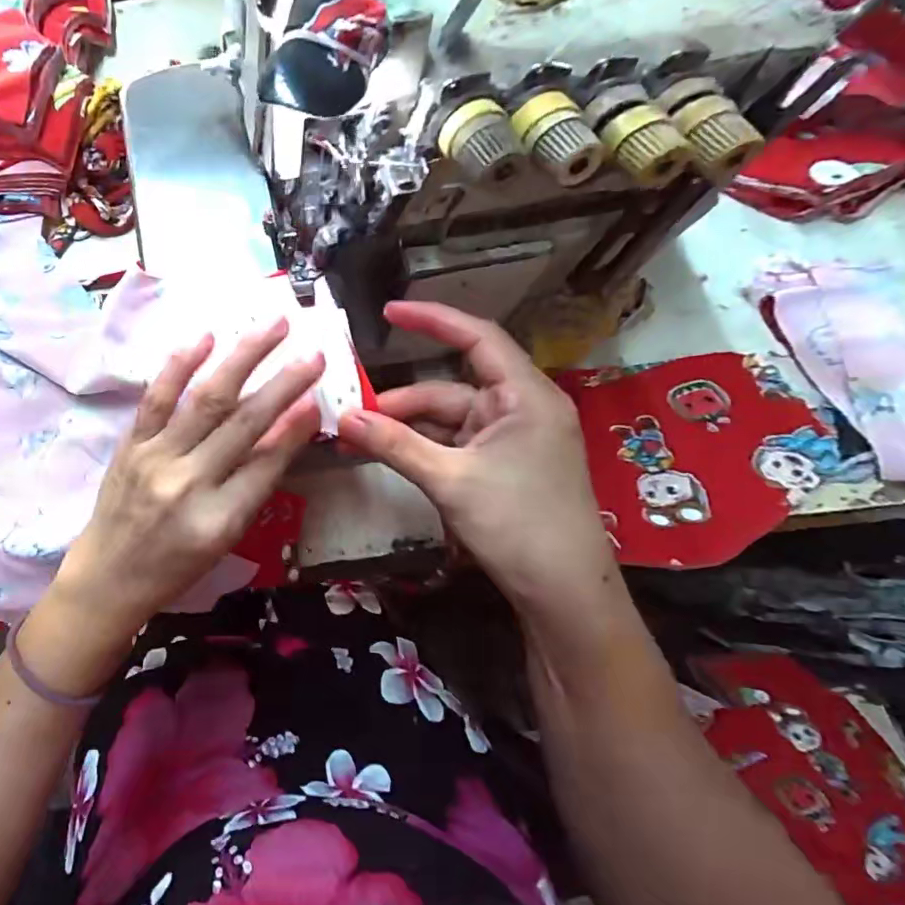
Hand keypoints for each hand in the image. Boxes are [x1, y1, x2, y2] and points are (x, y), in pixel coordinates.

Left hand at [52, 318, 324, 635]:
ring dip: (243, 359)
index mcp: (219, 519)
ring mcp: (154, 460)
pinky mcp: (130, 445)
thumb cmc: (175, 566)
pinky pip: (156, 399)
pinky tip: (205, 339)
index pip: (267, 462)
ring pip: (206, 400)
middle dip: (284, 384)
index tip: (319, 395)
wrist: (109, 576)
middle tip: (314, 352)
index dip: (297, 427)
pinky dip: (180, 366)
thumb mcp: (225, 539)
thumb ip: (253, 486)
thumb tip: (287, 432)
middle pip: (244, 423)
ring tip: (271, 327)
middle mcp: (188, 484)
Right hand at [337, 301, 618, 620]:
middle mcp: (518, 410)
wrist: (562, 592)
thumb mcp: (449, 480)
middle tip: (347, 418)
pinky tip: (384, 456)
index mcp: (524, 397)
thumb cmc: (518, 525)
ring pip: (444, 422)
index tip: (388, 312)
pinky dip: (419, 450)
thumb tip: (343, 418)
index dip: (432, 320)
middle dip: (397, 404)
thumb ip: (394, 445)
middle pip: (447, 390)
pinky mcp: (499, 468)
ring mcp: (509, 441)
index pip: (477, 339)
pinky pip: (451, 446)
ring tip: (353, 441)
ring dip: (402, 431)